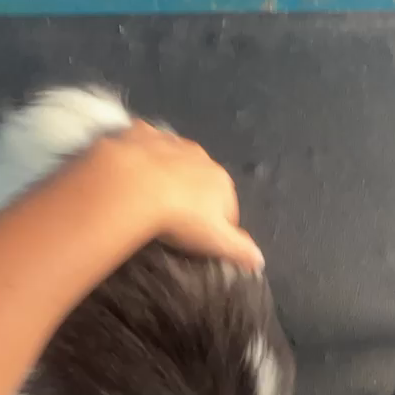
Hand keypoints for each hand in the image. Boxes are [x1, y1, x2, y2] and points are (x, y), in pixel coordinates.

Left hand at [88, 122, 264, 269]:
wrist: (136, 186)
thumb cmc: (182, 219)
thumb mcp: (217, 242)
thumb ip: (241, 250)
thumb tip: (260, 260)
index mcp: (223, 183)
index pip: (229, 209)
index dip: (217, 228)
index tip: (200, 242)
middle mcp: (202, 157)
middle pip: (202, 183)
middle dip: (193, 199)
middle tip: (174, 224)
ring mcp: (172, 142)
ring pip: (175, 161)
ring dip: (169, 177)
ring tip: (152, 200)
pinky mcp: (141, 134)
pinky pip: (147, 143)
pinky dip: (143, 155)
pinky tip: (134, 173)